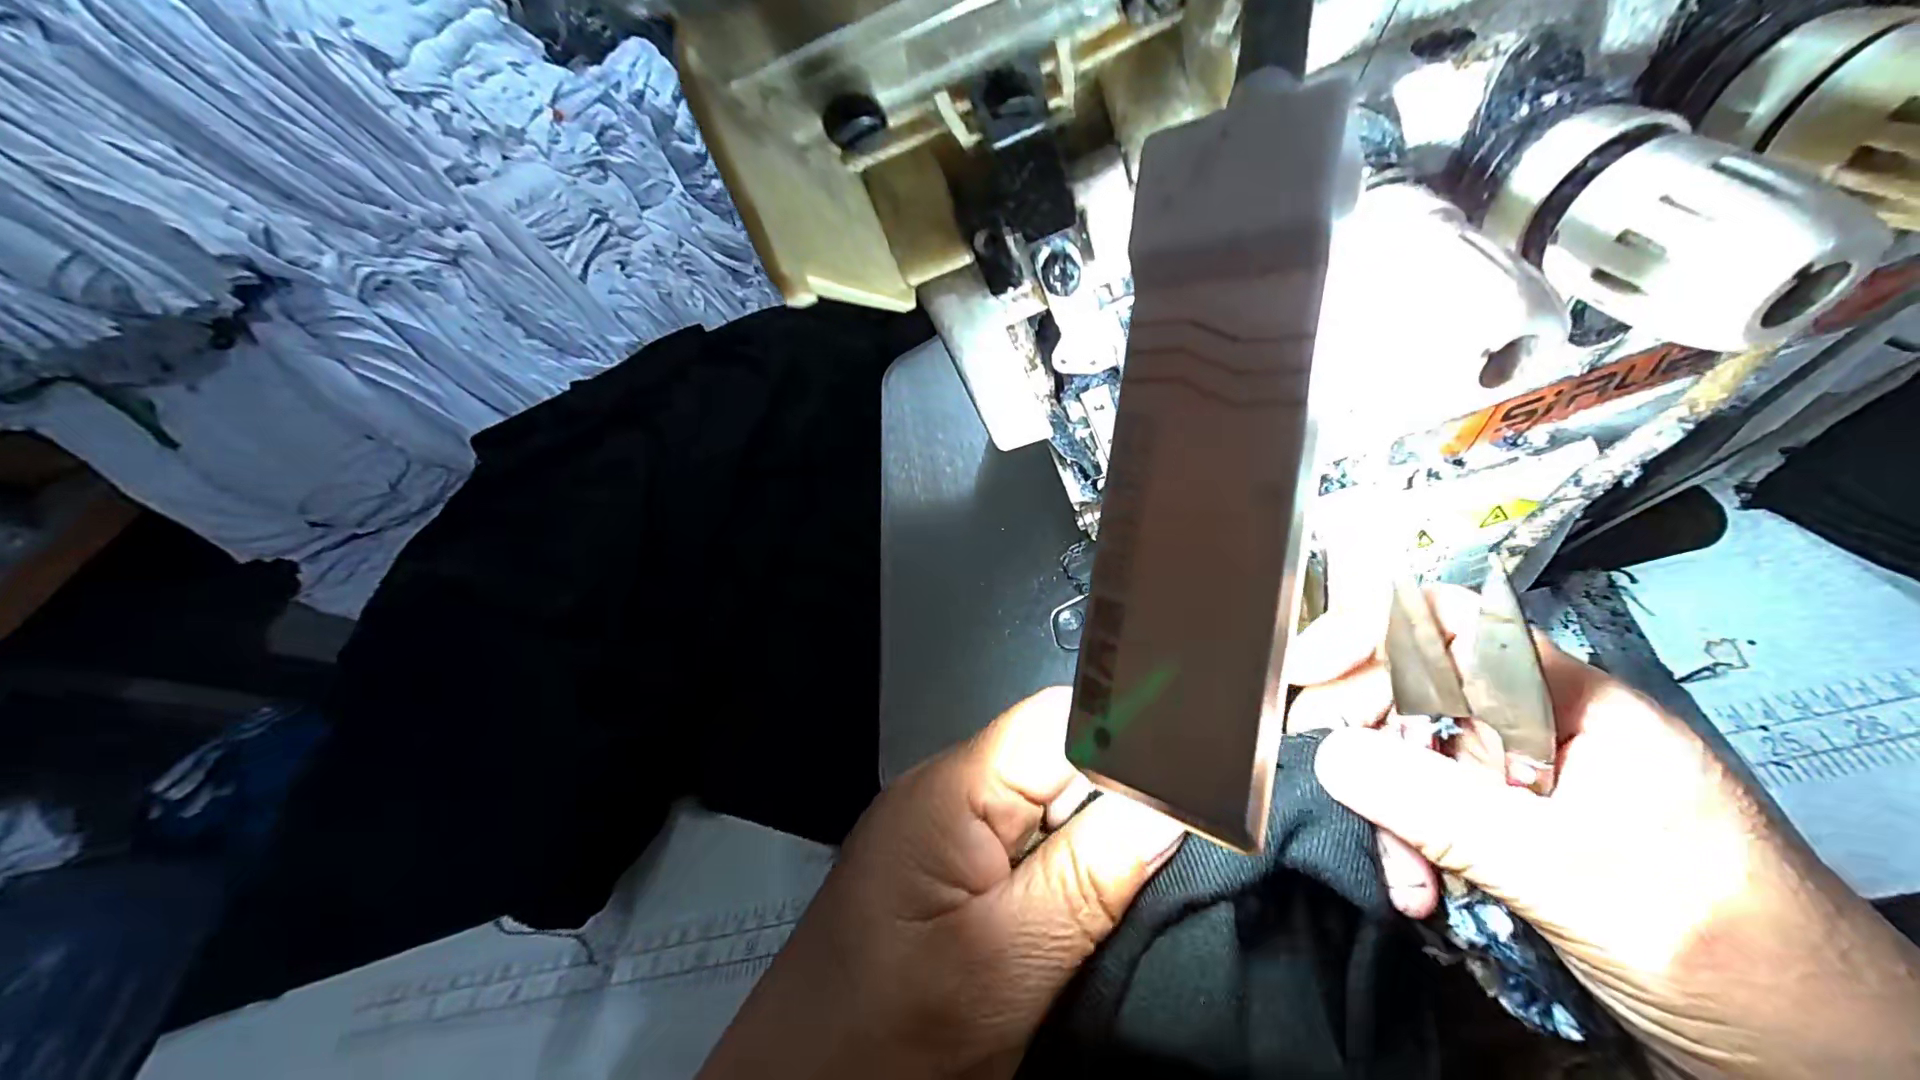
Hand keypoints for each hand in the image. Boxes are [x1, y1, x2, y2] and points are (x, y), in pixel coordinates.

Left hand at [698, 688, 1184, 1079]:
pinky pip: (1024, 845)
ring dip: (1099, 832)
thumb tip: (1173, 804)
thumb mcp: (1003, 961)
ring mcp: (945, 832)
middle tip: (1202, 824)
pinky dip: (1068, 864)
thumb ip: (1088, 875)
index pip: (1056, 721)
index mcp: (952, 788)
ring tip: (1161, 861)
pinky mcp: (948, 871)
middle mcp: (947, 791)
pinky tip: (1100, 893)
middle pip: (1057, 759)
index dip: (1130, 731)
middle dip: (1125, 790)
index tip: (1204, 761)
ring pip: (1047, 805)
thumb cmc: (889, 1033)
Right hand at [1286, 586, 1919, 1077]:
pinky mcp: (1505, 830)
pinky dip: (1407, 844)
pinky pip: (1424, 811)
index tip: (1311, 669)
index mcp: (1573, 707)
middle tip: (1336, 776)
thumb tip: (1332, 755)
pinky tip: (1420, 888)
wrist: (1827, 1068)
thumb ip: (1448, 811)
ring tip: (1406, 874)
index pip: (1454, 628)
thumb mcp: (1582, 877)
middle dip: (1366, 735)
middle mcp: (1537, 730)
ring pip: (1409, 757)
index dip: (1374, 632)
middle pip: (1414, 691)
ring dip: (1386, 808)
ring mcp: (1519, 782)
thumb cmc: (1748, 960)